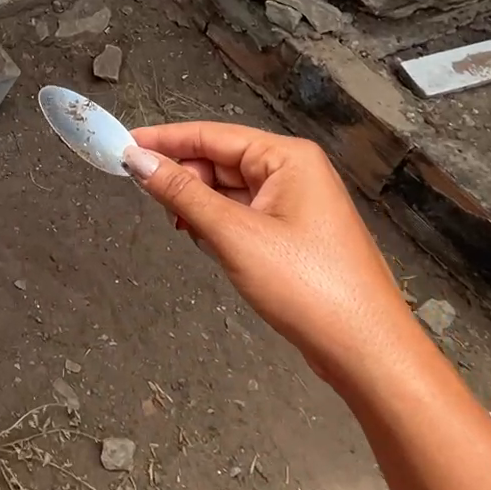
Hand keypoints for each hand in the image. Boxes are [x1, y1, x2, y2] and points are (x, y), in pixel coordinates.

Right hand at [124, 122, 417, 386]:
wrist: (369, 355)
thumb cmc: (308, 287)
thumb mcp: (233, 234)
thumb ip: (180, 192)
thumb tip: (135, 158)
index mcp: (287, 158)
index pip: (209, 135)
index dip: (163, 140)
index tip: (121, 145)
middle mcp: (292, 172)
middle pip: (216, 160)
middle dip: (182, 179)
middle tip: (152, 201)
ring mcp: (294, 203)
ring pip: (224, 188)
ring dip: (197, 205)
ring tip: (182, 228)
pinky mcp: (291, 233)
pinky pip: (238, 212)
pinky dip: (214, 223)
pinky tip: (204, 241)